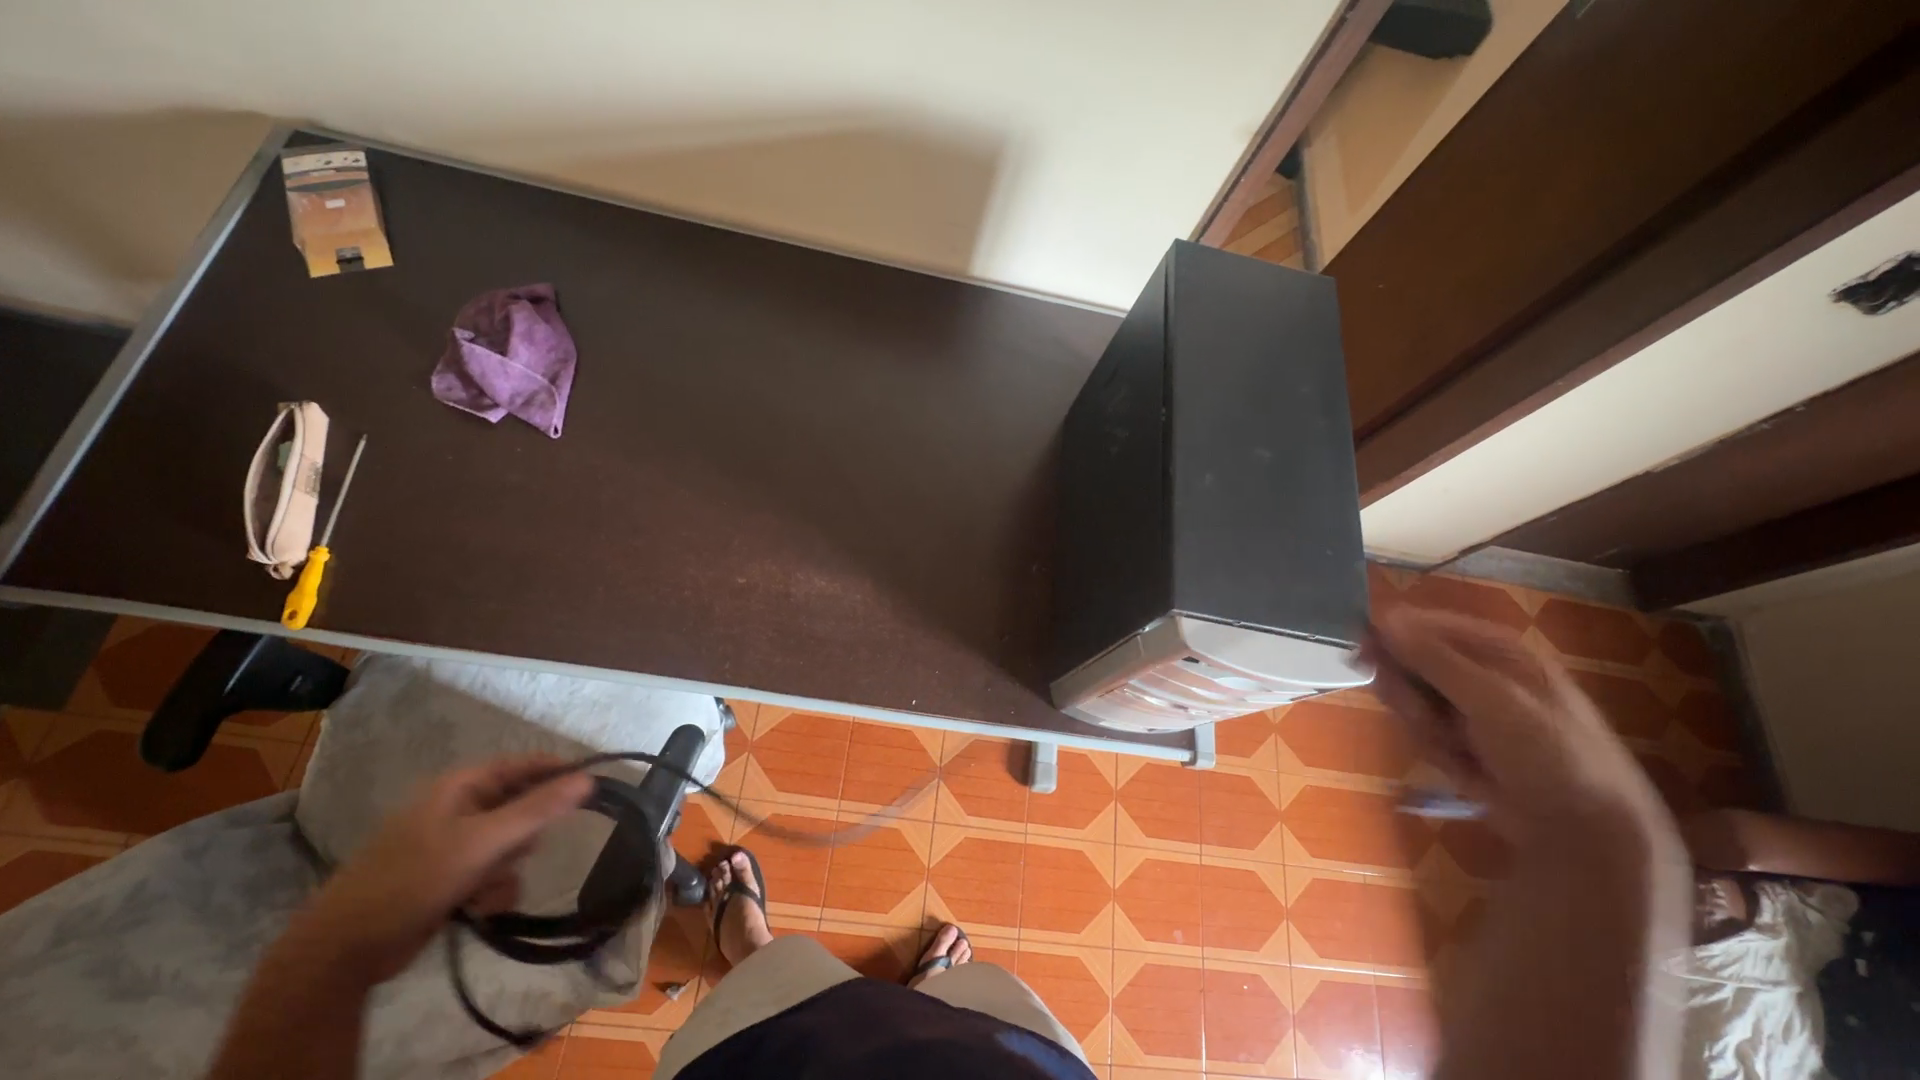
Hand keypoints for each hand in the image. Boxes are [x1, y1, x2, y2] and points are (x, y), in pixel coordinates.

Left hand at [290, 755, 592, 985]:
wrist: (345, 949)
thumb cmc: (413, 880)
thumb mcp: (482, 841)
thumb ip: (538, 809)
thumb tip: (588, 779)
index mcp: (460, 787)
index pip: (523, 765)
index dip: (558, 771)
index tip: (594, 787)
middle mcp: (458, 810)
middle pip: (520, 809)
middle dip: (525, 837)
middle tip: (522, 851)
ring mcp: (453, 847)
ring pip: (510, 848)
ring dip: (507, 871)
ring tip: (486, 891)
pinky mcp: (450, 880)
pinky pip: (494, 876)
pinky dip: (493, 893)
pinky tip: (476, 911)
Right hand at [1367, 607, 1673, 850]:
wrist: (1583, 827)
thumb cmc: (1549, 751)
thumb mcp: (1492, 698)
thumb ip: (1434, 659)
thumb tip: (1385, 618)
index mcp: (1494, 649)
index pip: (1425, 625)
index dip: (1390, 636)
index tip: (1361, 655)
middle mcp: (1478, 673)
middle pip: (1410, 665)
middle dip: (1410, 696)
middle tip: (1426, 720)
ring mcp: (1468, 710)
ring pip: (1411, 703)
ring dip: (1424, 729)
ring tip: (1456, 752)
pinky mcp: (1460, 744)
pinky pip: (1423, 735)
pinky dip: (1436, 753)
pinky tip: (1465, 770)